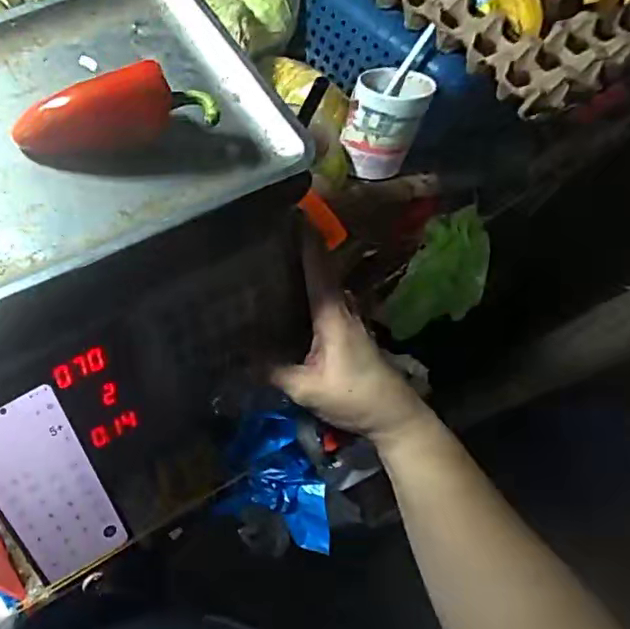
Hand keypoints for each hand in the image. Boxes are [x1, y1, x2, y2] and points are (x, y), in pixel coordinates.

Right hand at [272, 232, 434, 445]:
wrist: (392, 416)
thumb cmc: (354, 397)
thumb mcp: (306, 388)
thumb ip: (272, 371)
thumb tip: (236, 358)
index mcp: (332, 314)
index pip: (317, 268)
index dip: (305, 240)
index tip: (290, 212)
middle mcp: (339, 310)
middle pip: (316, 272)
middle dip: (294, 251)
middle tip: (263, 236)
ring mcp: (343, 322)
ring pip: (317, 288)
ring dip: (297, 273)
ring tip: (265, 263)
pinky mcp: (341, 335)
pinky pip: (316, 306)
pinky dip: (300, 296)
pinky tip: (280, 303)